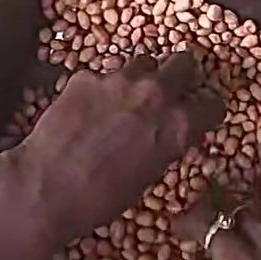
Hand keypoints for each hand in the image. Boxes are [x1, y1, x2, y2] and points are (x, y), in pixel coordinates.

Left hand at [12, 49, 224, 249]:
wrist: (47, 186)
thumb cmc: (100, 197)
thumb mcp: (147, 177)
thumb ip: (164, 145)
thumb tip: (164, 135)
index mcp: (178, 125)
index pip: (213, 104)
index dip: (206, 110)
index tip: (200, 114)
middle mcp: (156, 94)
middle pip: (184, 63)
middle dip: (181, 75)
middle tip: (170, 89)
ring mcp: (120, 80)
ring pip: (143, 62)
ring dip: (141, 77)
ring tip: (125, 98)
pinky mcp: (87, 76)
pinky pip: (104, 75)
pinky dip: (102, 88)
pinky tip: (87, 109)